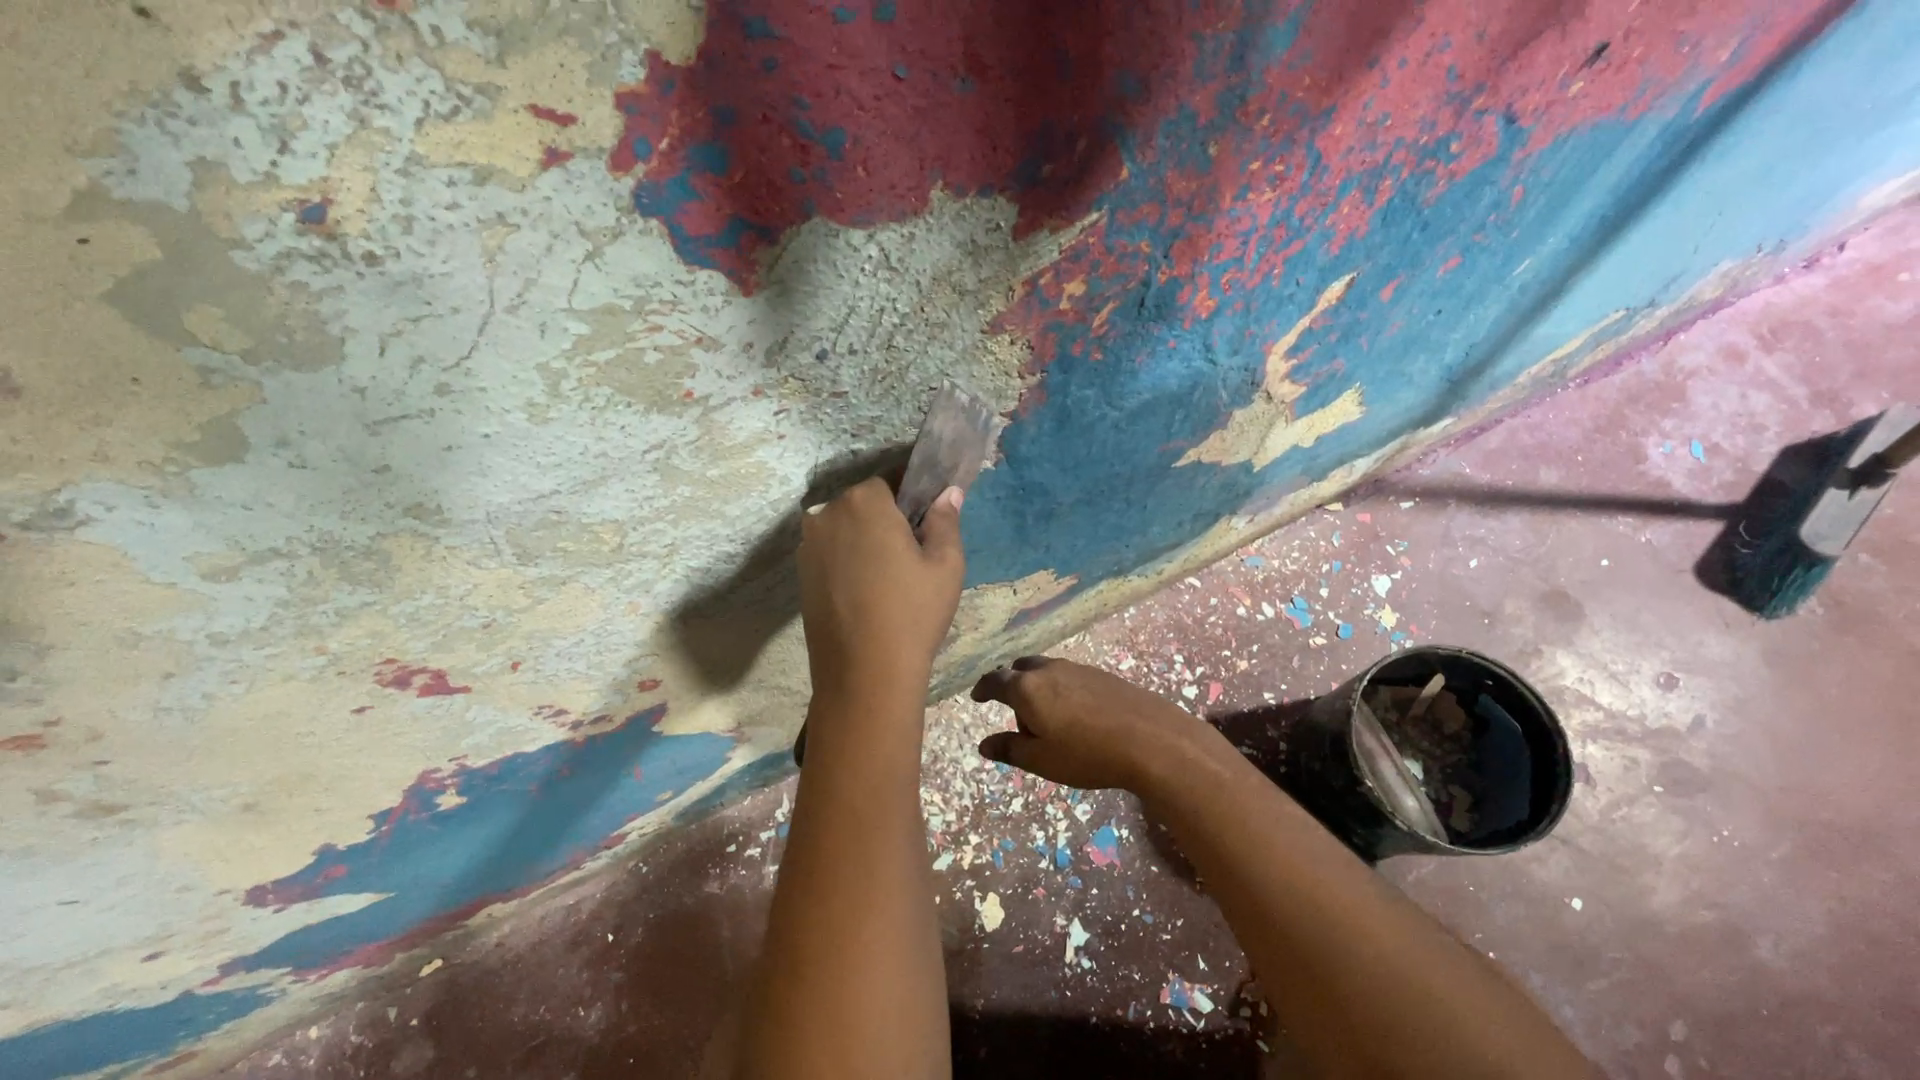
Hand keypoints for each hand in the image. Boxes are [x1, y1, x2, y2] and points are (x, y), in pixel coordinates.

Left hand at [797, 477, 964, 706]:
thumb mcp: (946, 564)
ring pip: (845, 530)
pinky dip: (848, 564)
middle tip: (913, 555)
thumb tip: (947, 493)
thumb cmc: (913, 613)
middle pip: (863, 504)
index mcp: (863, 501)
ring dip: (865, 542)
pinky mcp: (801, 576)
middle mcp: (826, 514)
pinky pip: (831, 555)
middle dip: (886, 519)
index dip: (912, 499)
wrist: (864, 674)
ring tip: (891, 579)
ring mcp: (807, 546)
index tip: (928, 523)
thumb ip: (946, 520)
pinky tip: (868, 593)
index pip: (890, 481)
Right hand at [972, 656, 1216, 792]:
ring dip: (1040, 688)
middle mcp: (1050, 670)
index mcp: (1027, 689)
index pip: (995, 680)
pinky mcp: (1105, 676)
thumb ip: (1009, 749)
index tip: (977, 696)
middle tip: (1017, 713)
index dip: (983, 688)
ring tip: (1050, 720)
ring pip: (1049, 671)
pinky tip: (1079, 716)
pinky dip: (1064, 690)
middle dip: (1013, 685)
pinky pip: (1072, 677)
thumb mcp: (1041, 760)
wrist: (1152, 740)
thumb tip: (984, 744)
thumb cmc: (1087, 754)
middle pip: (1022, 668)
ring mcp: (1080, 669)